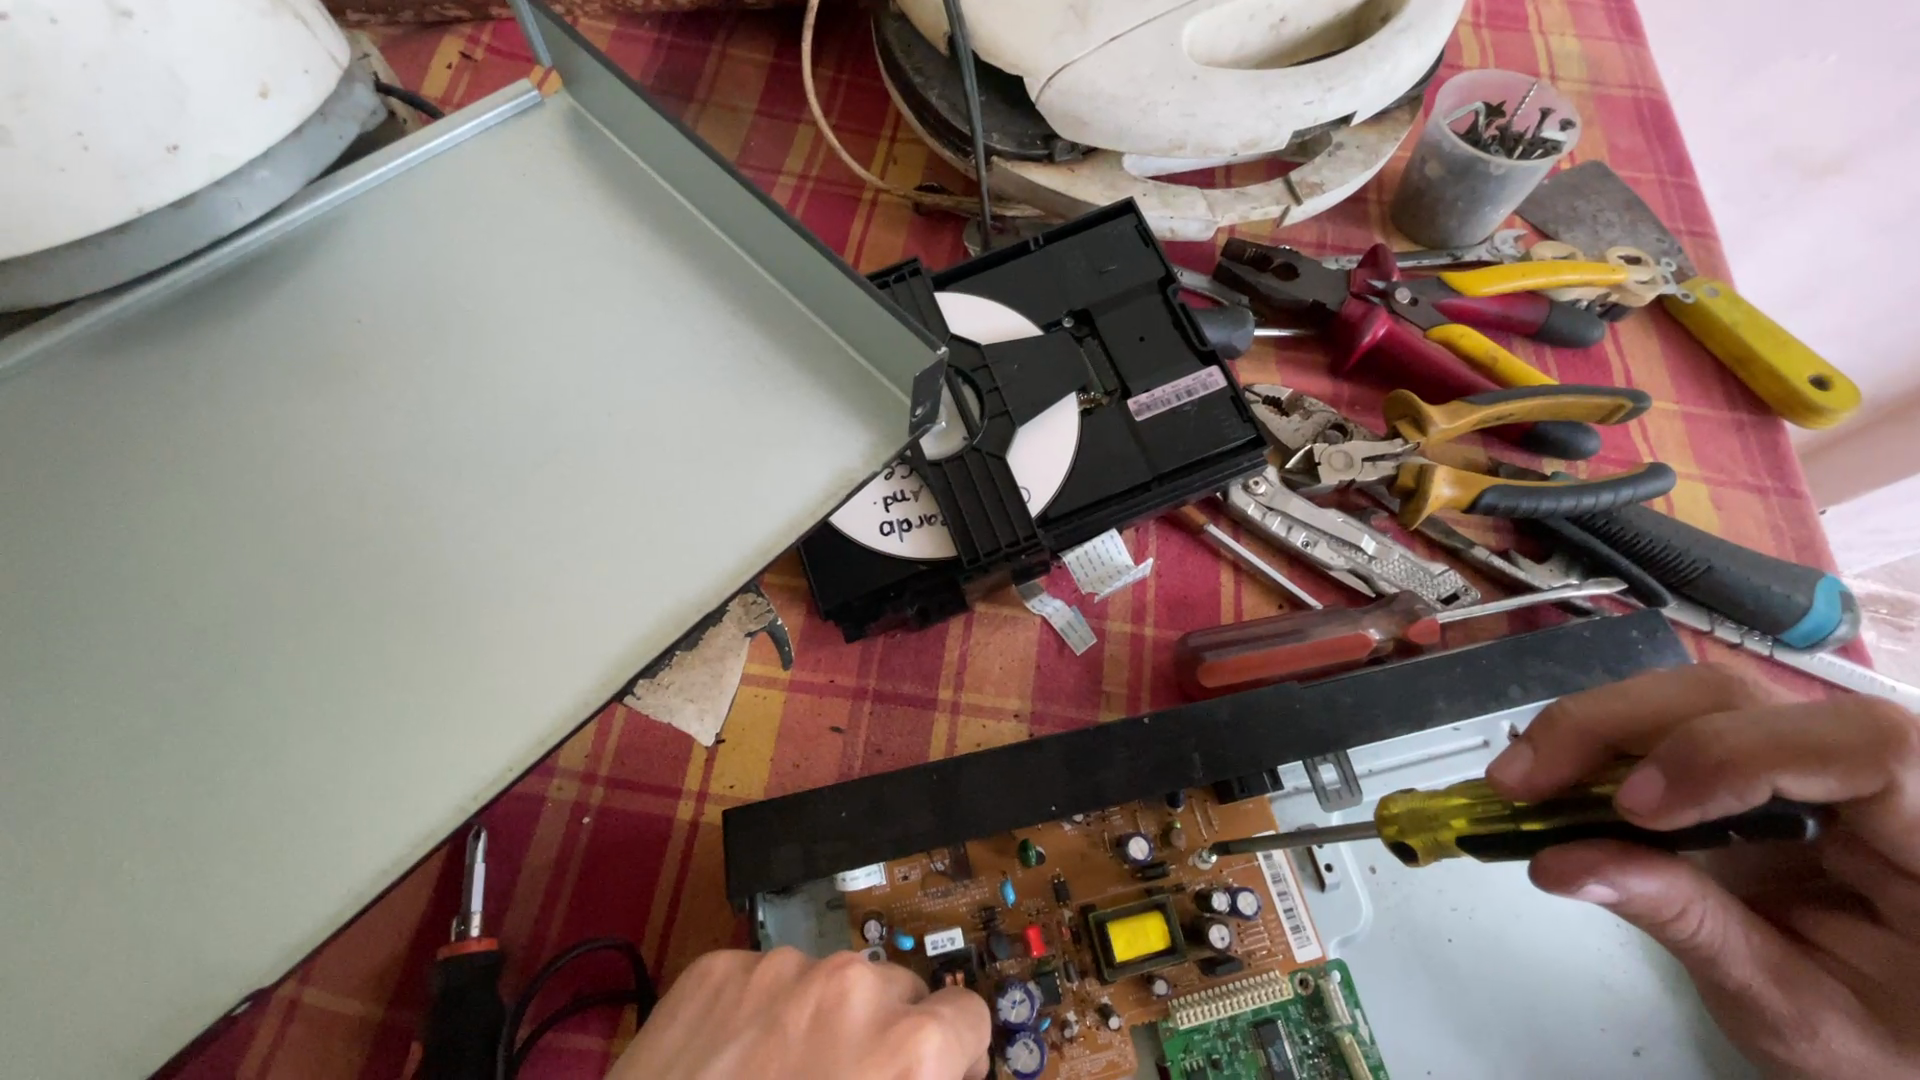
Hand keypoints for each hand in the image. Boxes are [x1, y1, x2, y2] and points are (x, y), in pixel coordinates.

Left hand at [606, 947, 989, 1079]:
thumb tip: (937, 1073)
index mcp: (903, 1049)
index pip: (966, 1017)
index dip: (955, 1055)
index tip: (935, 1078)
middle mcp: (849, 987)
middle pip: (898, 990)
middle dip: (886, 1034)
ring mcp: (775, 968)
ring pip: (830, 978)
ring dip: (823, 1017)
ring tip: (781, 1077)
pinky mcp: (715, 967)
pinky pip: (764, 976)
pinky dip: (762, 1011)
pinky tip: (732, 1065)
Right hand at [1486, 666, 1919, 1077]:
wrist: (1905, 1048)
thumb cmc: (1890, 1051)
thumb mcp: (1800, 1016)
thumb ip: (1694, 928)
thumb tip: (1560, 864)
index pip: (1860, 747)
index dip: (1733, 754)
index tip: (1633, 812)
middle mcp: (1882, 782)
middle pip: (1736, 697)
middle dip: (1612, 727)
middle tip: (1521, 782)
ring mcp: (1807, 766)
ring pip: (1687, 696)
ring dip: (1587, 729)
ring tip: (1520, 780)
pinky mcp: (1751, 768)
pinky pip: (1665, 726)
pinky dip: (1594, 746)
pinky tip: (1550, 777)